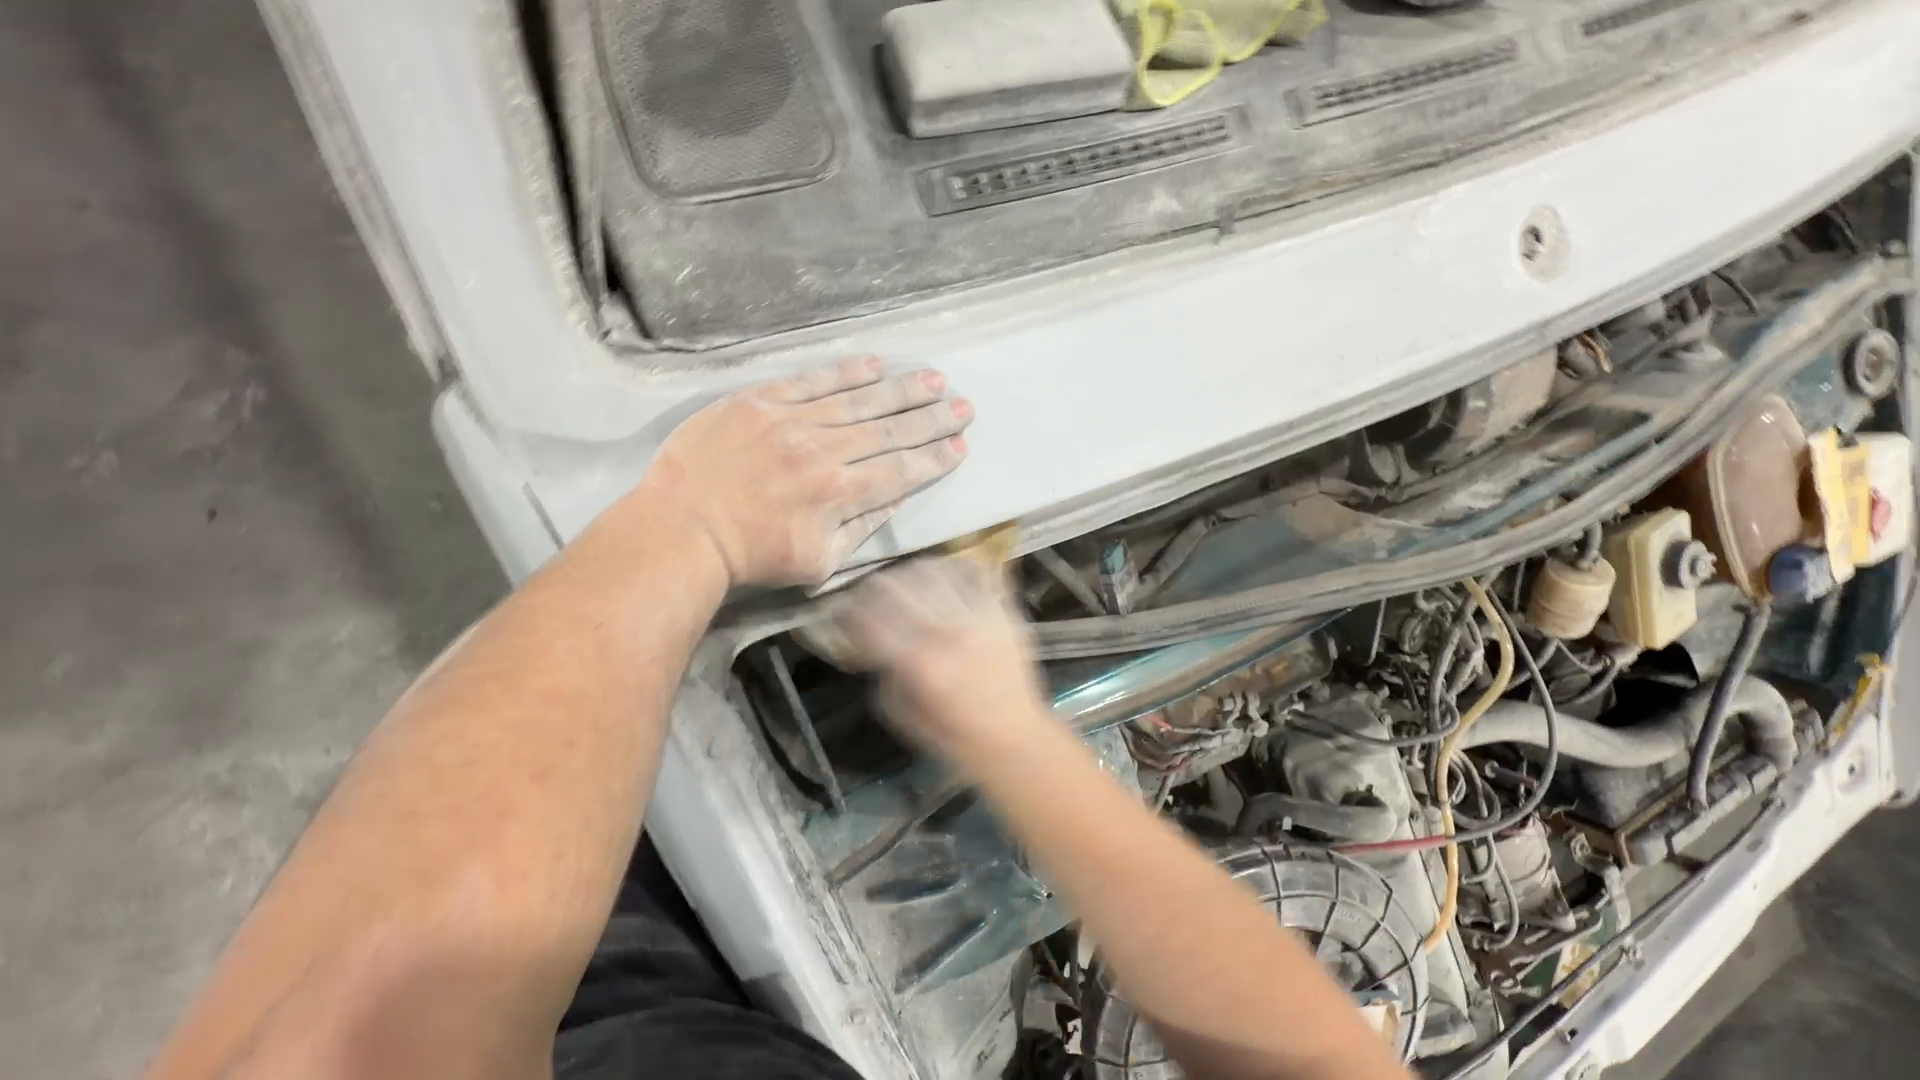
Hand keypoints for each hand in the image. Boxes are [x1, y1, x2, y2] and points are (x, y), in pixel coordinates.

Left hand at [639, 357, 972, 586]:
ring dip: (902, 389)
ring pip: (859, 400)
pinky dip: (847, 371)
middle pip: (891, 430)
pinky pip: (813, 380)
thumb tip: (896, 495)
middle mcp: (824, 451)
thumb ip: (862, 528)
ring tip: (934, 379)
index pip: (902, 470)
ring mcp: (792, 421)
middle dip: (932, 418)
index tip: (960, 445)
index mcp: (840, 494)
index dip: (935, 457)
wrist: (683, 528)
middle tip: (963, 405)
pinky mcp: (761, 401)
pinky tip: (875, 364)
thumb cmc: (752, 555)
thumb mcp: (818, 562)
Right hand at [831, 556, 1051, 765]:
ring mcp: (979, 617)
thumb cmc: (956, 737)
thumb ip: (883, 674)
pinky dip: (949, 570)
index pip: (870, 618)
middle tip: (868, 595)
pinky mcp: (1002, 611)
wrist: (1017, 739)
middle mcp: (948, 633)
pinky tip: (938, 577)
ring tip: (901, 582)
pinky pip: (972, 573)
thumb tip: (869, 643)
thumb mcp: (903, 715)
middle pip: (896, 586)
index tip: (843, 612)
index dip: (849, 611)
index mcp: (920, 665)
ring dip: (908, 574)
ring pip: (932, 571)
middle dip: (873, 588)